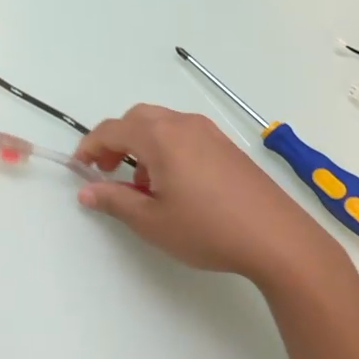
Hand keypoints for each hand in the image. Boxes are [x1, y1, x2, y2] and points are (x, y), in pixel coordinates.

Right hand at [74, 104, 343, 284]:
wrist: (278, 239)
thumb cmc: (207, 228)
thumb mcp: (151, 221)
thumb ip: (114, 201)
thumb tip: (87, 191)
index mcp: (159, 137)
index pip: (111, 130)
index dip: (89, 148)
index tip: (80, 170)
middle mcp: (182, 124)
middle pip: (137, 119)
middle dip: (116, 142)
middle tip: (108, 173)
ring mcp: (209, 133)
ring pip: (162, 125)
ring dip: (142, 145)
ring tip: (144, 185)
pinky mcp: (227, 147)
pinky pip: (184, 135)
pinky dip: (167, 149)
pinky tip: (177, 185)